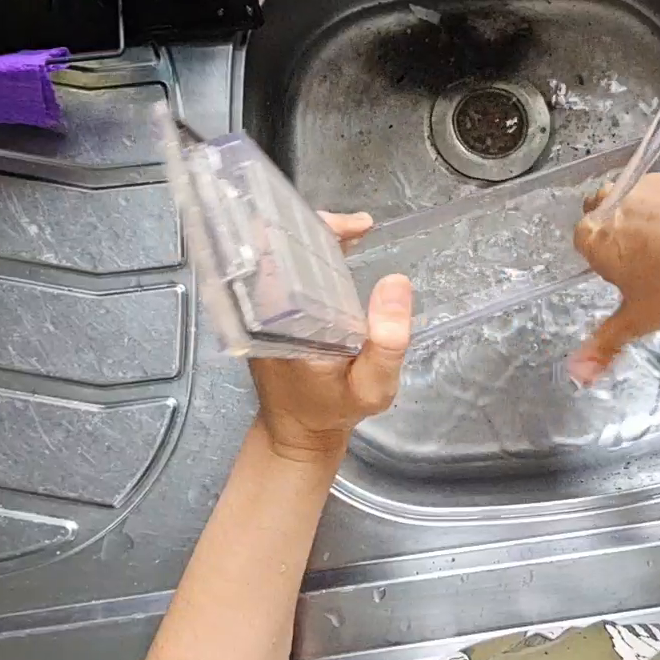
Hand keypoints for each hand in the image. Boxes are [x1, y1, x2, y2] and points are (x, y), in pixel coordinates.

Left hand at [248, 212, 413, 462]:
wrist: (299, 434)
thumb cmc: (333, 410)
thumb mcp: (371, 387)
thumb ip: (387, 342)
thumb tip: (396, 280)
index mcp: (279, 317)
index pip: (279, 254)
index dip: (311, 232)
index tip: (353, 227)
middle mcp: (263, 306)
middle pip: (277, 247)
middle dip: (316, 227)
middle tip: (360, 226)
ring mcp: (262, 307)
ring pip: (282, 255)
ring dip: (316, 237)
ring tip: (358, 230)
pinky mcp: (269, 310)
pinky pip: (286, 270)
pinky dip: (313, 254)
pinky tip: (344, 246)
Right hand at [569, 173, 659, 383]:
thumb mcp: (638, 320)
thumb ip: (604, 346)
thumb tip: (579, 375)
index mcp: (593, 238)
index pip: (583, 241)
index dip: (602, 257)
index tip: (622, 272)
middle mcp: (613, 204)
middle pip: (604, 212)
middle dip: (619, 229)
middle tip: (646, 259)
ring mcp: (647, 187)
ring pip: (637, 198)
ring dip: (649, 215)